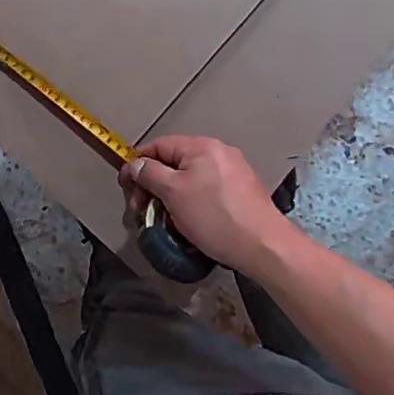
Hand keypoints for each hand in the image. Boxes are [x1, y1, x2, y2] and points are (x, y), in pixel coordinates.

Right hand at [121, 135, 295, 270]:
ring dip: (171, 196)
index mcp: (201, 146)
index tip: (127, 186)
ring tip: (164, 219)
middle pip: (173, 163)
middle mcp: (219, 153)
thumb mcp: (173, 193)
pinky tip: (188, 221)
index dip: (138, 165)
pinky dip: (191, 202)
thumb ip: (149, 173)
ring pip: (189, 179)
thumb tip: (135, 164)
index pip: (158, 146)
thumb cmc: (216, 217)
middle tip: (143, 209)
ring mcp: (233, 172)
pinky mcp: (241, 192)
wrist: (265, 248)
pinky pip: (206, 190)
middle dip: (154, 185)